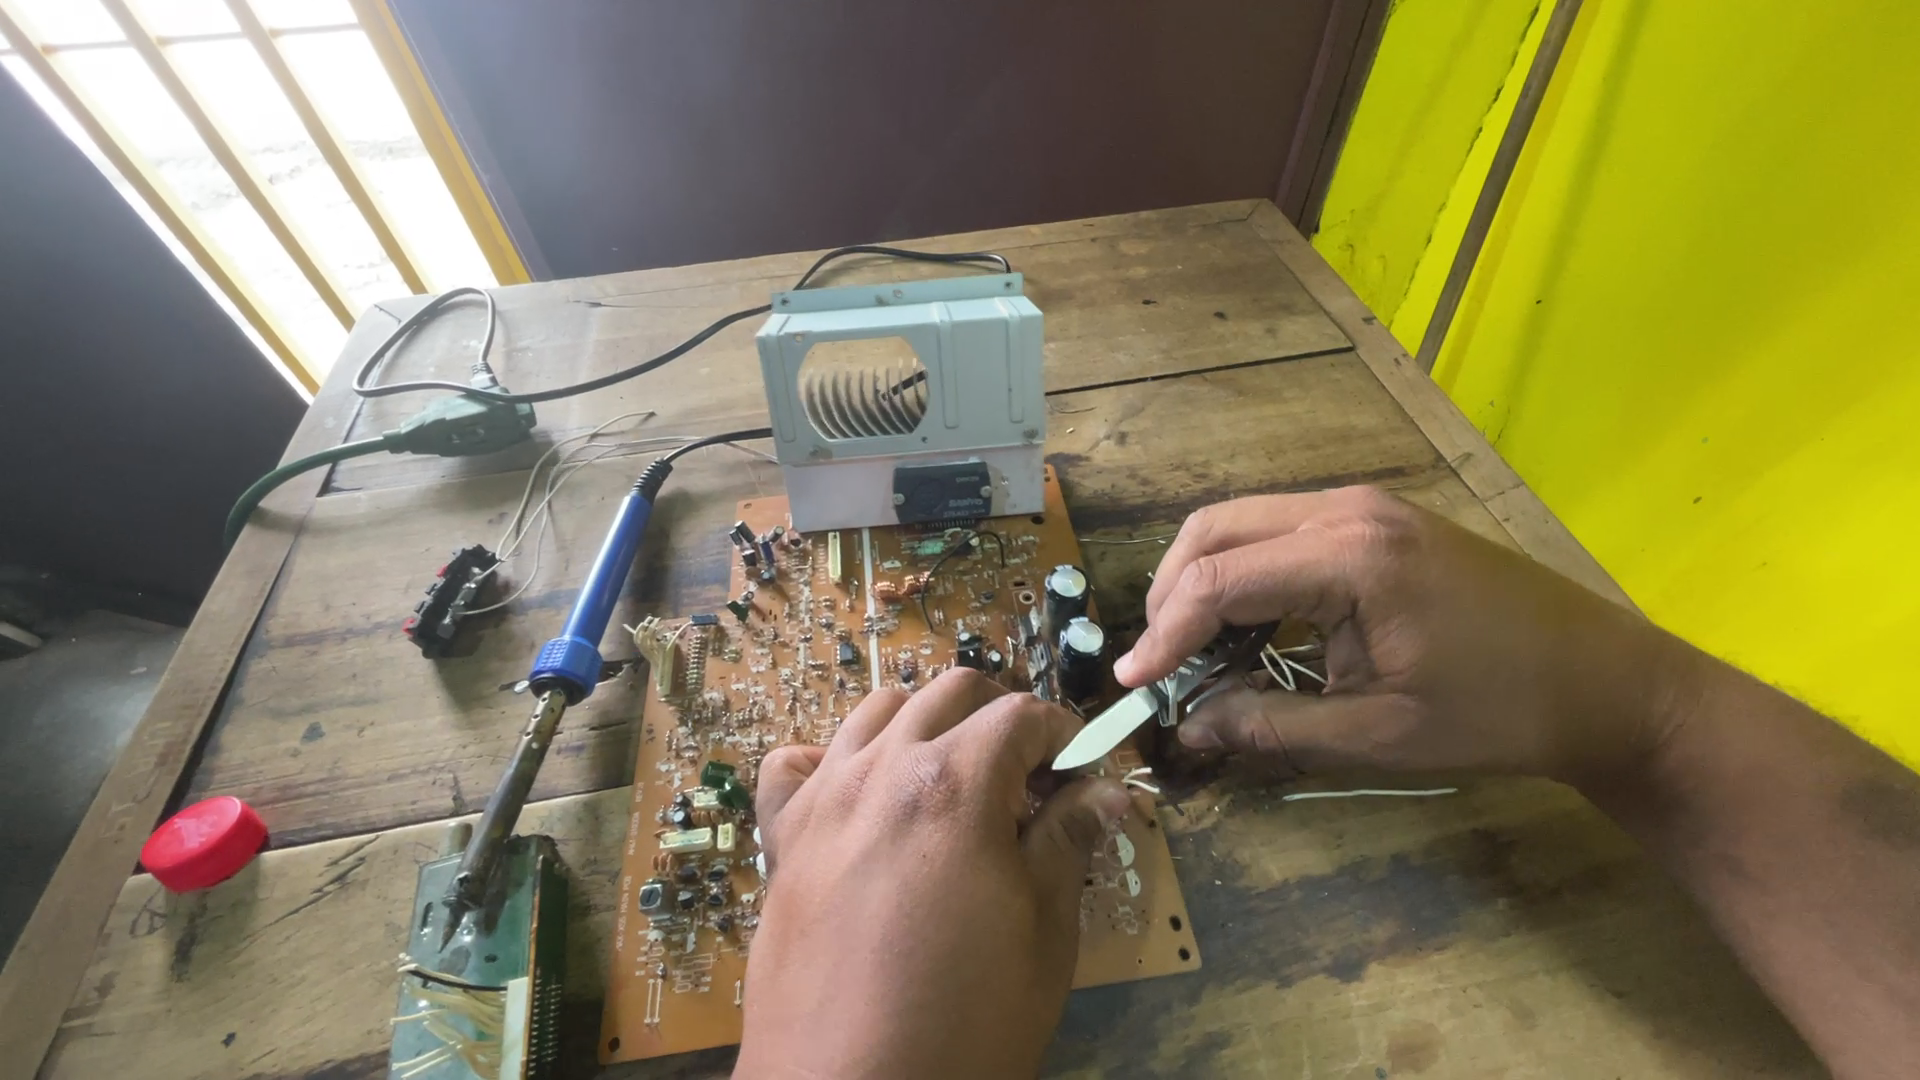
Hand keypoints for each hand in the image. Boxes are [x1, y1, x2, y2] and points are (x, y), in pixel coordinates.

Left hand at [735, 668, 1133, 1079]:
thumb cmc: (964, 1019)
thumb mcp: (1043, 931)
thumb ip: (1069, 839)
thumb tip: (1109, 790)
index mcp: (954, 783)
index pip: (1022, 714)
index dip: (1064, 731)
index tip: (1080, 767)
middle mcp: (884, 766)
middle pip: (952, 691)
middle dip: (1001, 713)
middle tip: (1025, 771)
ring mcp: (825, 794)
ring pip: (879, 709)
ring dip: (926, 724)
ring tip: (949, 778)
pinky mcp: (784, 833)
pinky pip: (797, 763)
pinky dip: (831, 760)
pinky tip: (857, 796)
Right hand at [1113, 487, 1696, 784]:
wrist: (1613, 684)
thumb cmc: (1499, 713)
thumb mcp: (1376, 733)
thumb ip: (1268, 726)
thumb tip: (1186, 728)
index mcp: (1350, 557)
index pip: (1220, 581)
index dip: (1164, 634)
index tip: (1131, 682)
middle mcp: (1345, 511)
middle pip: (1214, 529)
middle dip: (1171, 594)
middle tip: (1158, 659)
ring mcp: (1360, 506)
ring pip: (1238, 521)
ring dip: (1200, 577)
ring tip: (1189, 643)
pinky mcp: (1371, 518)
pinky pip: (1274, 529)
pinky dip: (1239, 569)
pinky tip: (1243, 620)